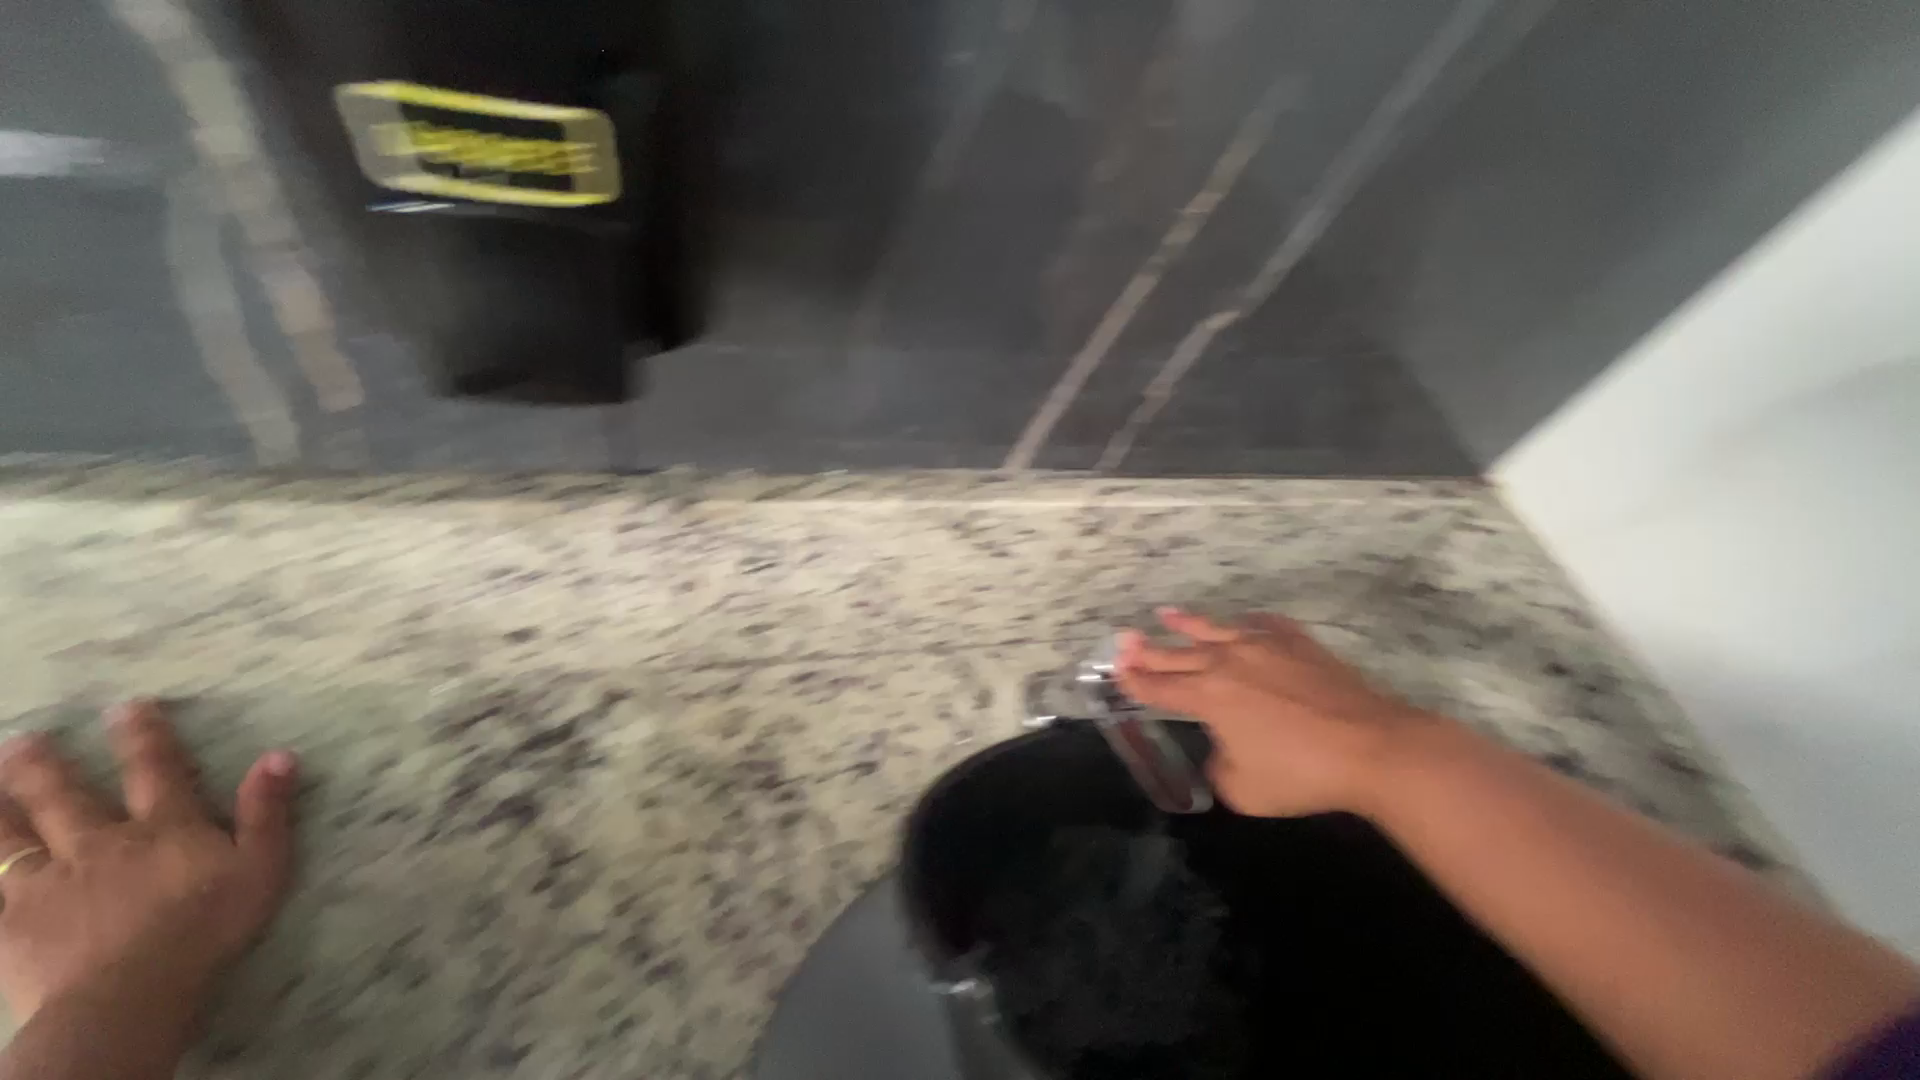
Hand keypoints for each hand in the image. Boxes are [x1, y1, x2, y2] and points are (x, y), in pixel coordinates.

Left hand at [0, 701, 296, 1026]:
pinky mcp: (11, 920)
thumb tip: (280, 753)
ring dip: (0, 807)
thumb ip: (268, 810)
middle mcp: (103, 843)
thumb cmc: (211, 925)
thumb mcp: (263, 864)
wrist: (131, 991)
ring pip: (13, 836)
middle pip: (68, 798)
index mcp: (166, 828)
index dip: (144, 736)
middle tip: (24, 739)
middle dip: (46, 766)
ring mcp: (49, 881)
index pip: (155, 770)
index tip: (128, 706)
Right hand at [1115, 609, 1441, 816]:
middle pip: (1178, 654)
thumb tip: (1221, 752)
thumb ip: (1219, 768)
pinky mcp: (1297, 643)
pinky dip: (1244, 623)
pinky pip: (1262, 625)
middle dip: (1147, 648)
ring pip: (1214, 630)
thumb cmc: (1302, 774)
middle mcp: (1227, 663)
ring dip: (1186, 623)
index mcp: (1209, 696)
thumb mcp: (1244, 790)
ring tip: (1165, 613)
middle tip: (1124, 638)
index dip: (1135, 680)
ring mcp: (1264, 647)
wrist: (1373, 747)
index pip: (1161, 687)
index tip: (1117, 669)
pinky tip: (1241, 622)